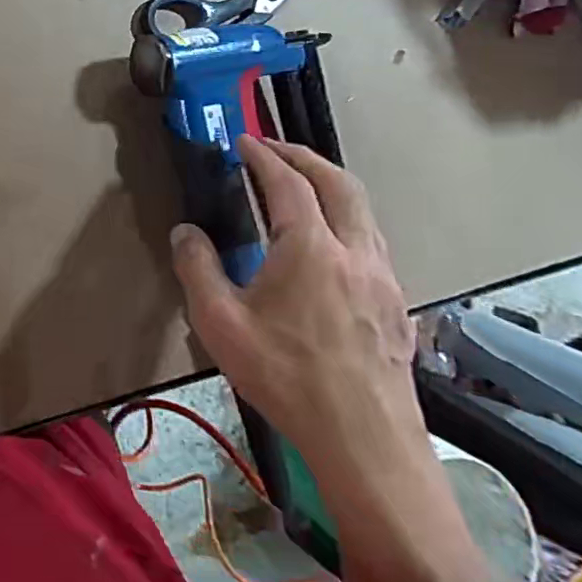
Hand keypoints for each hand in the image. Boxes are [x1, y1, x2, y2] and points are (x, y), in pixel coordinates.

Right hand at [170, 136, 423, 483]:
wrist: (364, 439)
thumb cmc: (285, 375)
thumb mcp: (219, 322)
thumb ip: (197, 268)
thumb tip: (186, 232)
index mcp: (311, 250)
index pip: (290, 185)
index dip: (265, 157)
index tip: (244, 142)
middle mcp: (356, 253)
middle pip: (340, 185)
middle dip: (305, 157)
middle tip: (273, 148)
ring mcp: (384, 279)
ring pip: (364, 212)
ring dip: (330, 185)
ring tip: (299, 185)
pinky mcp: (395, 304)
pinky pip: (371, 241)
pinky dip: (345, 218)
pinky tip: (326, 242)